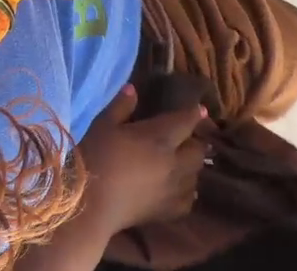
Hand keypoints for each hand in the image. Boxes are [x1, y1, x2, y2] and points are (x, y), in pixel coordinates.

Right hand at [76, 85, 206, 233]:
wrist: (95, 199)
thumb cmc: (96, 154)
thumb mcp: (103, 124)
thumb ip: (121, 106)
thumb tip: (133, 89)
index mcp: (158, 138)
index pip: (184, 123)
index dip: (194, 114)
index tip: (202, 109)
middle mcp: (176, 163)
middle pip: (198, 150)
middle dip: (195, 142)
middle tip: (185, 138)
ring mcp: (179, 188)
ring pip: (196, 174)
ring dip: (190, 164)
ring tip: (179, 161)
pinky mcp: (176, 209)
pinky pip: (191, 195)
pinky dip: (186, 186)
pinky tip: (175, 185)